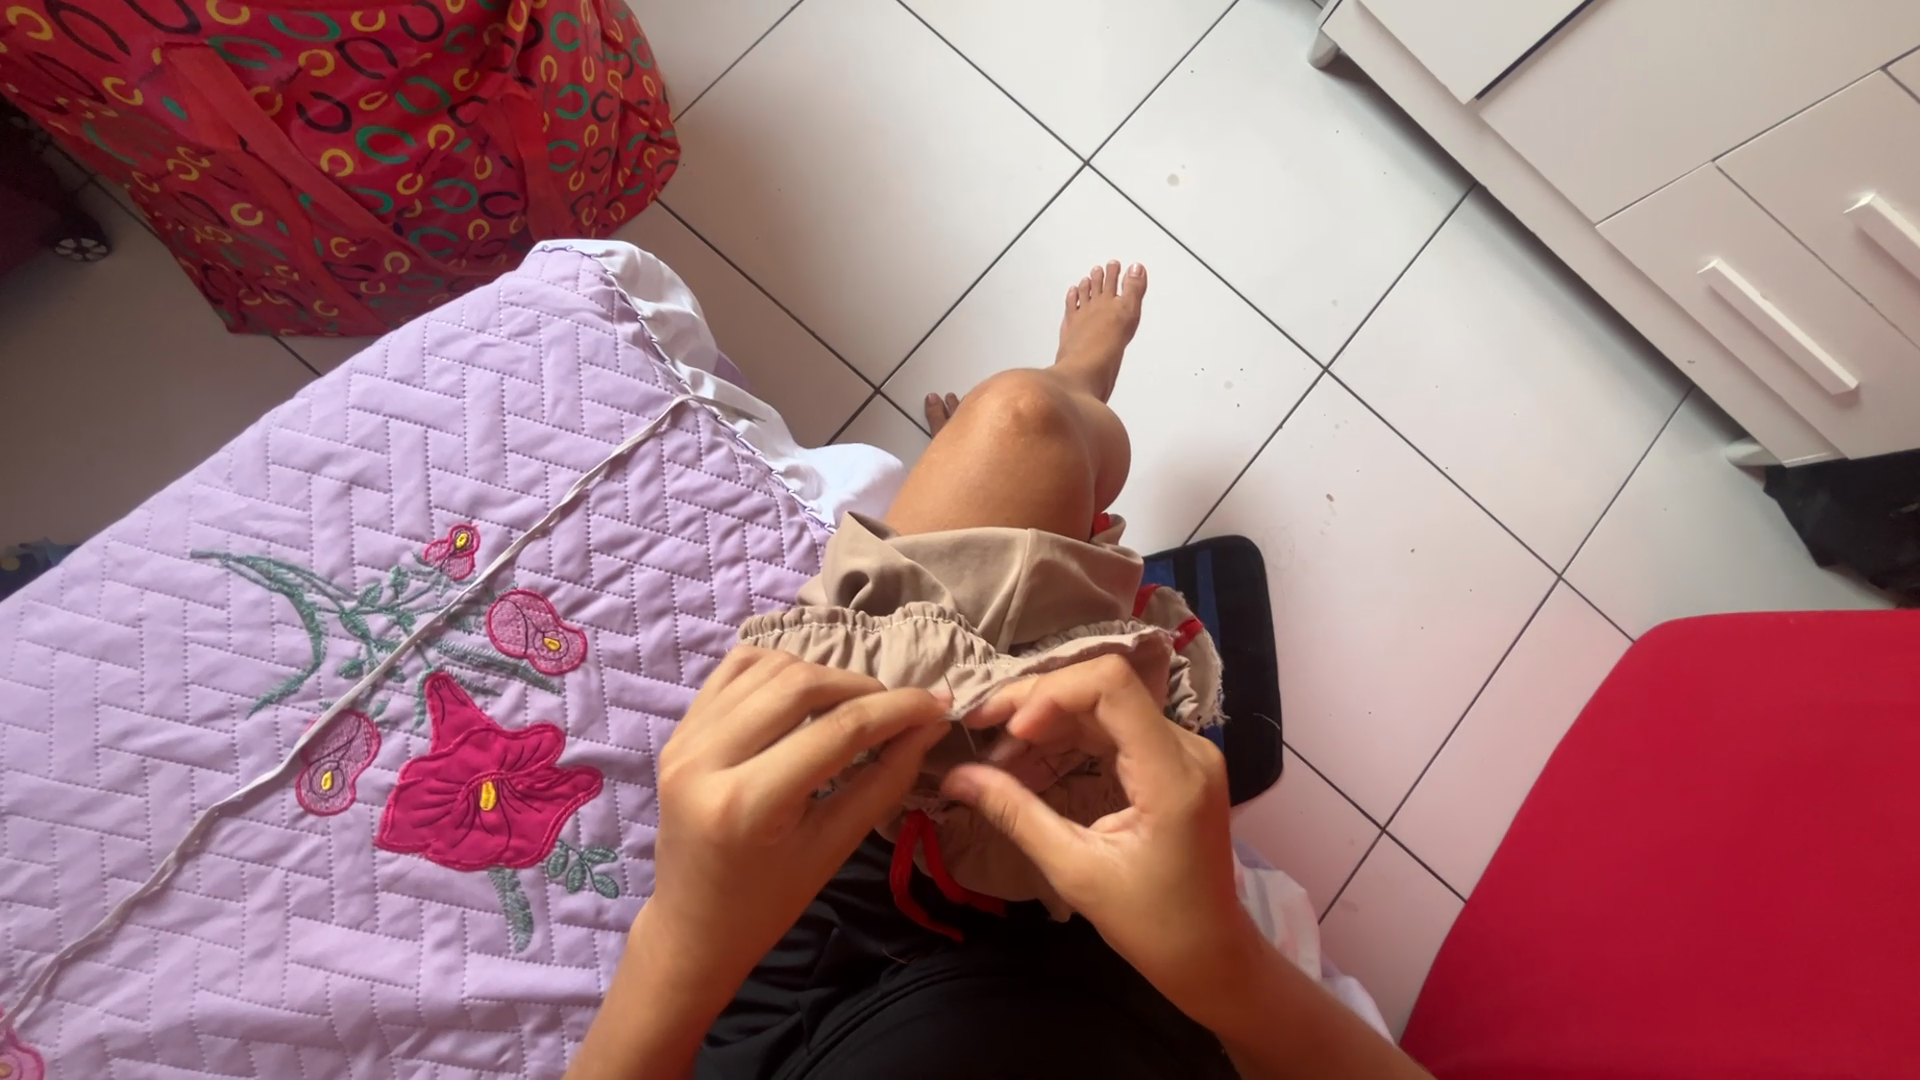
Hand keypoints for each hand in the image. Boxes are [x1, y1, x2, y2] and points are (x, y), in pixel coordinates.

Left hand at [639, 646, 947, 1001]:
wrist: (694, 924)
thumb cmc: (771, 900)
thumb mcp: (837, 845)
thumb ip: (887, 777)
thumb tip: (932, 722)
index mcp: (745, 804)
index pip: (838, 730)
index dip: (898, 709)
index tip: (937, 704)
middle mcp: (705, 758)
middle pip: (802, 685)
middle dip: (863, 687)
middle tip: (896, 709)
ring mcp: (686, 736)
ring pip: (773, 667)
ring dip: (825, 675)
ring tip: (853, 706)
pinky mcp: (681, 725)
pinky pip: (740, 666)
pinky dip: (782, 666)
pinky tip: (805, 693)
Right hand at [940, 654, 1257, 1021]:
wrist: (1212, 955)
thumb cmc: (1152, 925)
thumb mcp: (1076, 871)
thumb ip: (1016, 814)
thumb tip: (955, 777)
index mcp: (1172, 772)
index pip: (1112, 686)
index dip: (1053, 694)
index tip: (1011, 731)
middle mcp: (1184, 746)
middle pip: (1101, 688)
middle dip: (1035, 701)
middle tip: (980, 727)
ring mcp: (1181, 749)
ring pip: (1102, 703)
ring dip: (1046, 718)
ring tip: (996, 748)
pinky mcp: (1170, 758)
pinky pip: (1112, 725)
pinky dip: (1066, 734)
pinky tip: (1028, 752)